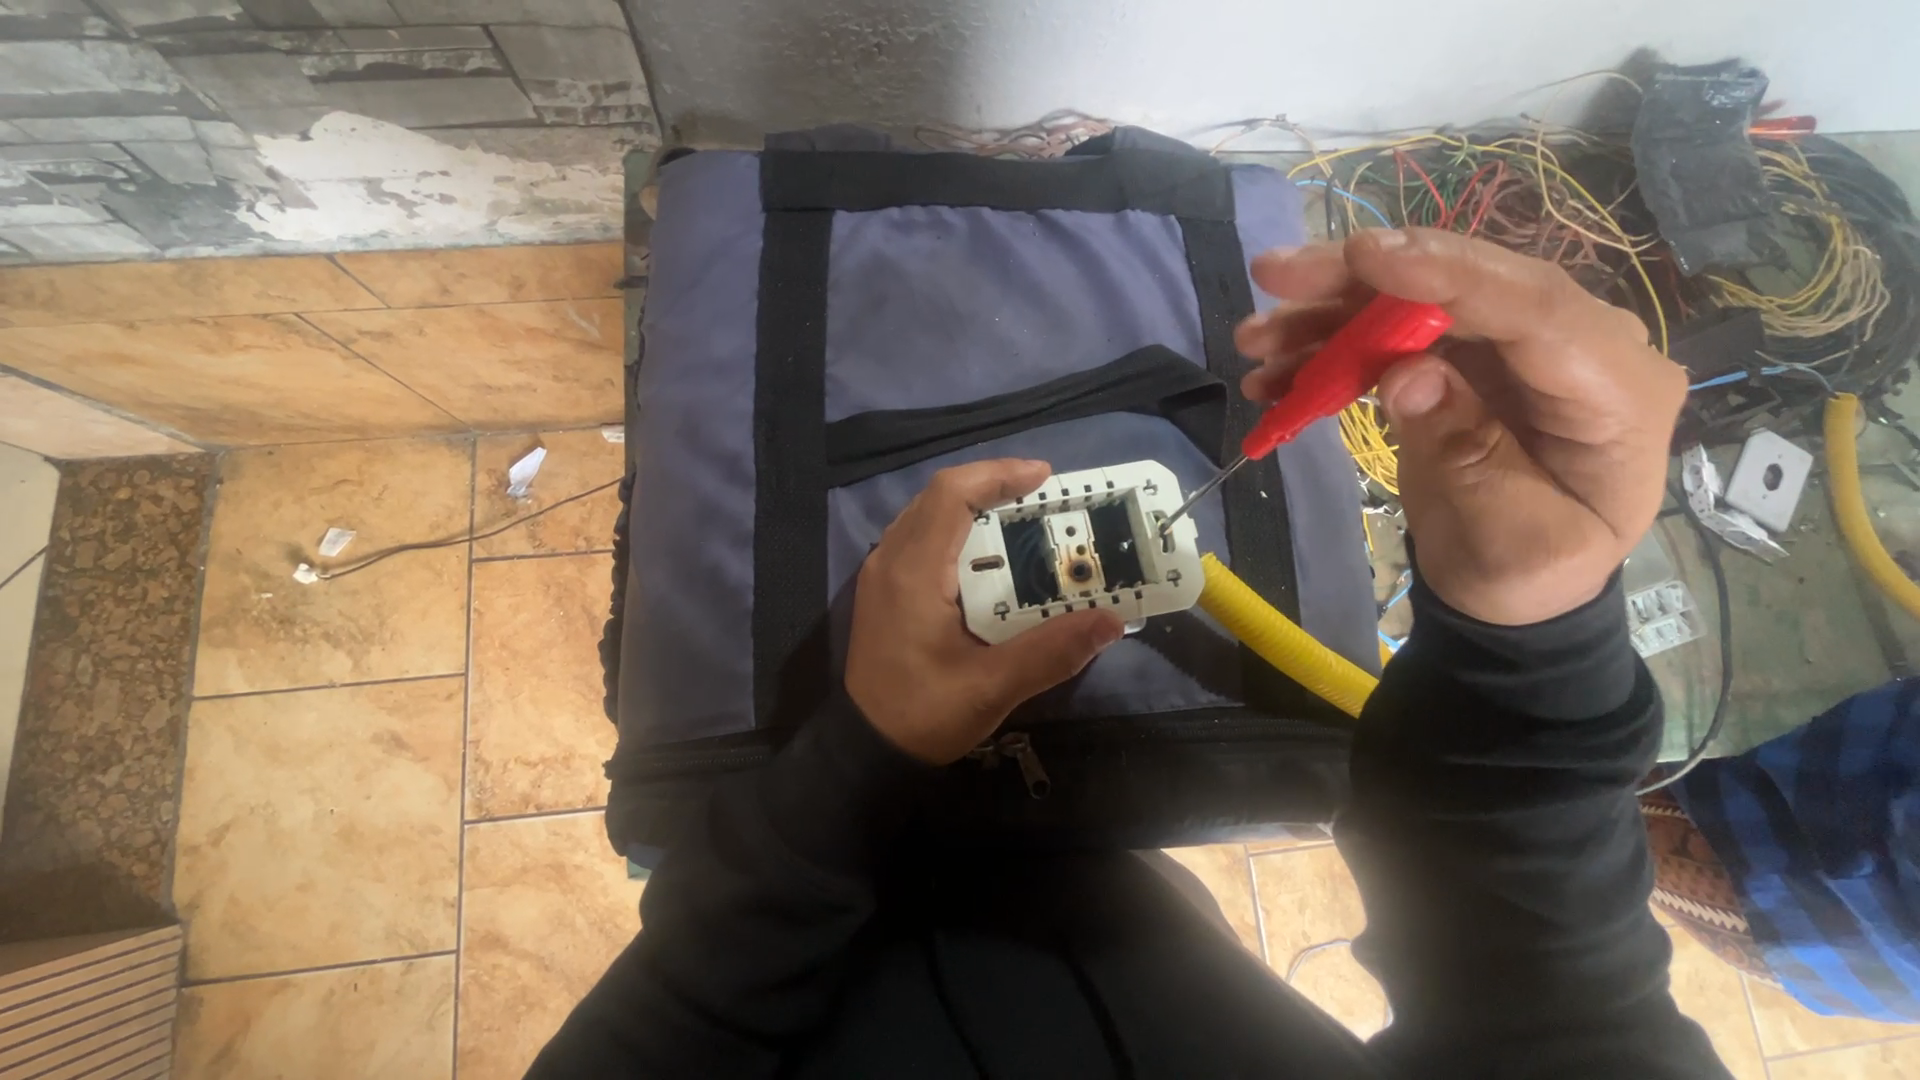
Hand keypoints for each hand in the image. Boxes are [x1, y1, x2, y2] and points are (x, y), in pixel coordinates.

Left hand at [846, 459, 1125, 763]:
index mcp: (913, 573)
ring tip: (1018, 516)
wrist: (865, 750)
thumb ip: (1052, 652)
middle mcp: (890, 561)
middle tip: (1040, 496)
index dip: (997, 475)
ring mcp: (881, 575)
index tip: (1043, 476)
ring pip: (925, 515)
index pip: (950, 495)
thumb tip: (1112, 621)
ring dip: (970, 505)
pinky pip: (918, 538)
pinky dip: (954, 530)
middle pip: (937, 497)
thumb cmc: (924, 715)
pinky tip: (984, 555)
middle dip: (990, 485)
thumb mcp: (993, 688)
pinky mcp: (882, 593)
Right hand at [1234, 228, 1685, 625]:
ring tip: (1254, 339)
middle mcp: (1565, 347)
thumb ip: (1469, 455)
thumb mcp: (1512, 536)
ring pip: (1411, 306)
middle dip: (1361, 277)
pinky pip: (1386, 342)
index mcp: (1613, 387)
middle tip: (1274, 272)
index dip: (1448, 277)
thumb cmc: (1528, 573)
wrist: (1510, 592)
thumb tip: (1406, 374)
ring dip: (1325, 316)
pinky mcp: (1456, 363)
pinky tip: (1273, 376)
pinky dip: (1324, 354)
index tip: (1363, 254)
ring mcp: (1505, 352)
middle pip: (1463, 286)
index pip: (1535, 308)